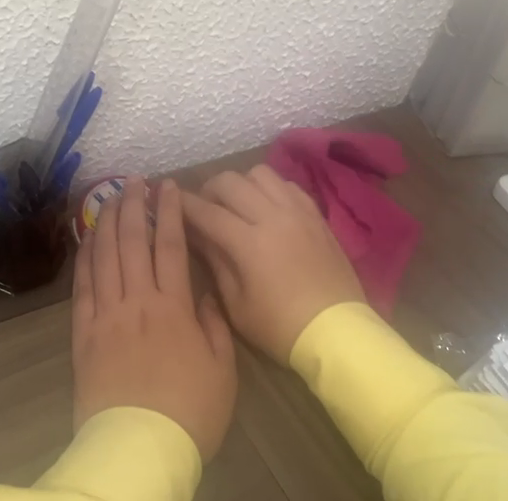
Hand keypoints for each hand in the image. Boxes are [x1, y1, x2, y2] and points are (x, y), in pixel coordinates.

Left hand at [72, 177, 237, 459]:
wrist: (140, 448)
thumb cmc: (189, 411)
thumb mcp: (222, 369)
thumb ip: (214, 324)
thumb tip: (205, 291)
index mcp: (174, 306)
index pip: (171, 245)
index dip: (170, 212)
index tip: (169, 186)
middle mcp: (138, 300)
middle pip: (134, 241)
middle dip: (136, 205)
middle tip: (136, 181)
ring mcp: (106, 314)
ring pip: (105, 255)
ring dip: (107, 221)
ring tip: (110, 196)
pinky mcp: (83, 333)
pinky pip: (82, 285)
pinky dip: (84, 256)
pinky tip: (87, 238)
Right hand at [182, 166, 365, 362]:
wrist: (338, 333)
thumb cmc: (281, 328)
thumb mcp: (237, 306)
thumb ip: (216, 263)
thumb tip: (197, 235)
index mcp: (249, 242)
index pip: (207, 212)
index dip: (184, 205)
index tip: (170, 201)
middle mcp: (272, 216)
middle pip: (230, 182)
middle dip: (208, 189)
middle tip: (204, 206)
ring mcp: (297, 212)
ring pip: (260, 173)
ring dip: (241, 184)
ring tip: (237, 203)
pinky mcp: (316, 215)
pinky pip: (287, 185)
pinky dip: (270, 189)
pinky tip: (267, 207)